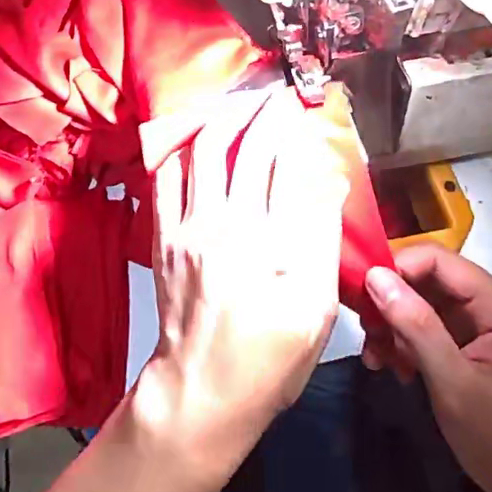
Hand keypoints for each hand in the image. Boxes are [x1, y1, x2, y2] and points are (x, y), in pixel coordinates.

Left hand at [131, 90, 347, 481]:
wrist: (200, 392)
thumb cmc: (266, 360)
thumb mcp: (316, 311)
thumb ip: (321, 240)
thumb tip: (327, 184)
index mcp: (271, 245)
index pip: (285, 165)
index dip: (295, 130)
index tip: (302, 111)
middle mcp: (226, 227)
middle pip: (246, 147)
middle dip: (263, 114)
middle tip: (276, 99)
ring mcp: (188, 229)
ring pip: (202, 151)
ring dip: (223, 120)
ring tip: (240, 108)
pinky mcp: (164, 237)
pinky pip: (166, 177)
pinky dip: (182, 151)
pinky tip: (197, 142)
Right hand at [361, 245, 491, 491]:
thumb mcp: (453, 384)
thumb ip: (416, 326)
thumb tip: (375, 275)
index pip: (439, 260)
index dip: (396, 268)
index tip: (361, 296)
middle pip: (430, 280)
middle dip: (392, 302)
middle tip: (365, 332)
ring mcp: (486, 325)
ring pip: (425, 303)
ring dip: (396, 325)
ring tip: (376, 357)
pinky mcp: (474, 344)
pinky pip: (432, 326)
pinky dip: (408, 342)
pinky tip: (393, 367)